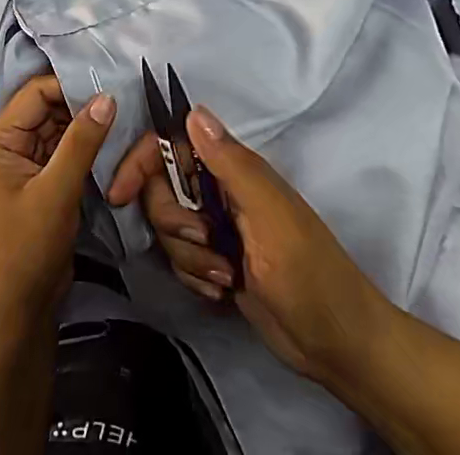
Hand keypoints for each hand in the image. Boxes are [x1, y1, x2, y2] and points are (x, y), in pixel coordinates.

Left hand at [0, 75, 116, 319]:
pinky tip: (115, 143)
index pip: (36, 94)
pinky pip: (68, 149)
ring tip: (127, 119)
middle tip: (126, 102)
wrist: (21, 304)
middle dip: (83, 105)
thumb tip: (107, 98)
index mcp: (0, 138)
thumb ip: (81, 143)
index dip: (70, 87)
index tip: (111, 88)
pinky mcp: (45, 178)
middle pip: (50, 107)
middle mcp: (10, 142)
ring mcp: (28, 161)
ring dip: (89, 125)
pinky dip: (88, 146)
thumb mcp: (57, 191)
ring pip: (61, 127)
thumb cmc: (28, 247)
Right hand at [108, 108, 395, 383]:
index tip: (119, 194)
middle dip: (172, 223)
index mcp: (235, 172)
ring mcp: (217, 229)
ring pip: (167, 230)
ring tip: (226, 276)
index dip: (139, 164)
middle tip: (205, 242)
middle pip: (160, 192)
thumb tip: (194, 112)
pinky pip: (179, 260)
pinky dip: (195, 276)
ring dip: (188, 257)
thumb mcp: (271, 216)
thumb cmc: (311, 275)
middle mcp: (221, 193)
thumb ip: (231, 164)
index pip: (170, 148)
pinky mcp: (216, 262)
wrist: (340, 348)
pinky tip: (224, 291)